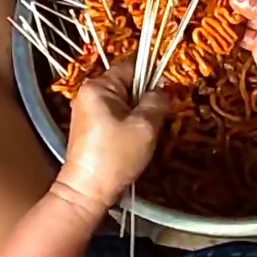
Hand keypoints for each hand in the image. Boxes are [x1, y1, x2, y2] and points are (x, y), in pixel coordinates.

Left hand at [55, 62, 169, 209]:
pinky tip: (136, 140)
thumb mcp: (144, 126)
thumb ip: (156, 101)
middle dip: (146, 98)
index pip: (130, 67)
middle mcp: (88, 94)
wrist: (87, 190)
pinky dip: (128, 124)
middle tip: (161, 116)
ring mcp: (87, 111)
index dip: (152, 74)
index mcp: (97, 87)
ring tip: (149, 131)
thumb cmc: (115, 156)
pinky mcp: (89, 128)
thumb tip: (163, 88)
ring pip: (123, 102)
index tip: (169, 89)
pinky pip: (115, 116)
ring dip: (139, 113)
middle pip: (126, 85)